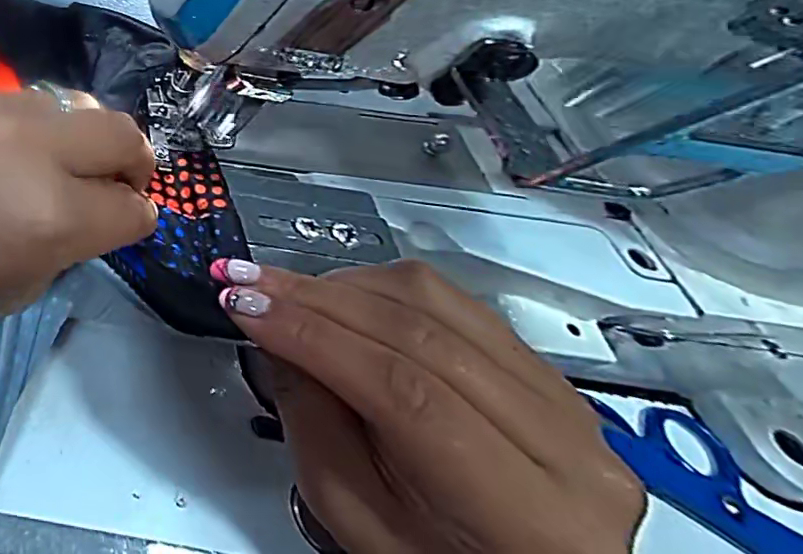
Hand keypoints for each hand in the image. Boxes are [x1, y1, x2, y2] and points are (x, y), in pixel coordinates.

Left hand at [0, 84, 157, 340]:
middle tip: (116, 185)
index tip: (122, 224)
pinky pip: (27, 101)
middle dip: (134, 165)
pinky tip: (3, 150)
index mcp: (49, 217)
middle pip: (124, 135)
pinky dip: (35, 128)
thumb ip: (72, 244)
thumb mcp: (15, 291)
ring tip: (56, 164)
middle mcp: (32, 150)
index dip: (135, 221)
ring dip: (82, 140)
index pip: (132, 209)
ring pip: (79, 106)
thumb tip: (103, 209)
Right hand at [216, 260, 645, 553]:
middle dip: (312, 297)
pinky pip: (448, 297)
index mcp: (523, 512)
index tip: (244, 303)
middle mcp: (559, 442)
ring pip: (431, 299)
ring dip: (340, 283)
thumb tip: (277, 340)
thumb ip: (313, 428)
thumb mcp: (361, 524)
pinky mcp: (535, 362)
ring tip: (283, 287)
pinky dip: (379, 284)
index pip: (402, 390)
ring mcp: (555, 393)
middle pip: (416, 332)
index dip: (311, 336)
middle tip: (245, 278)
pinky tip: (337, 291)